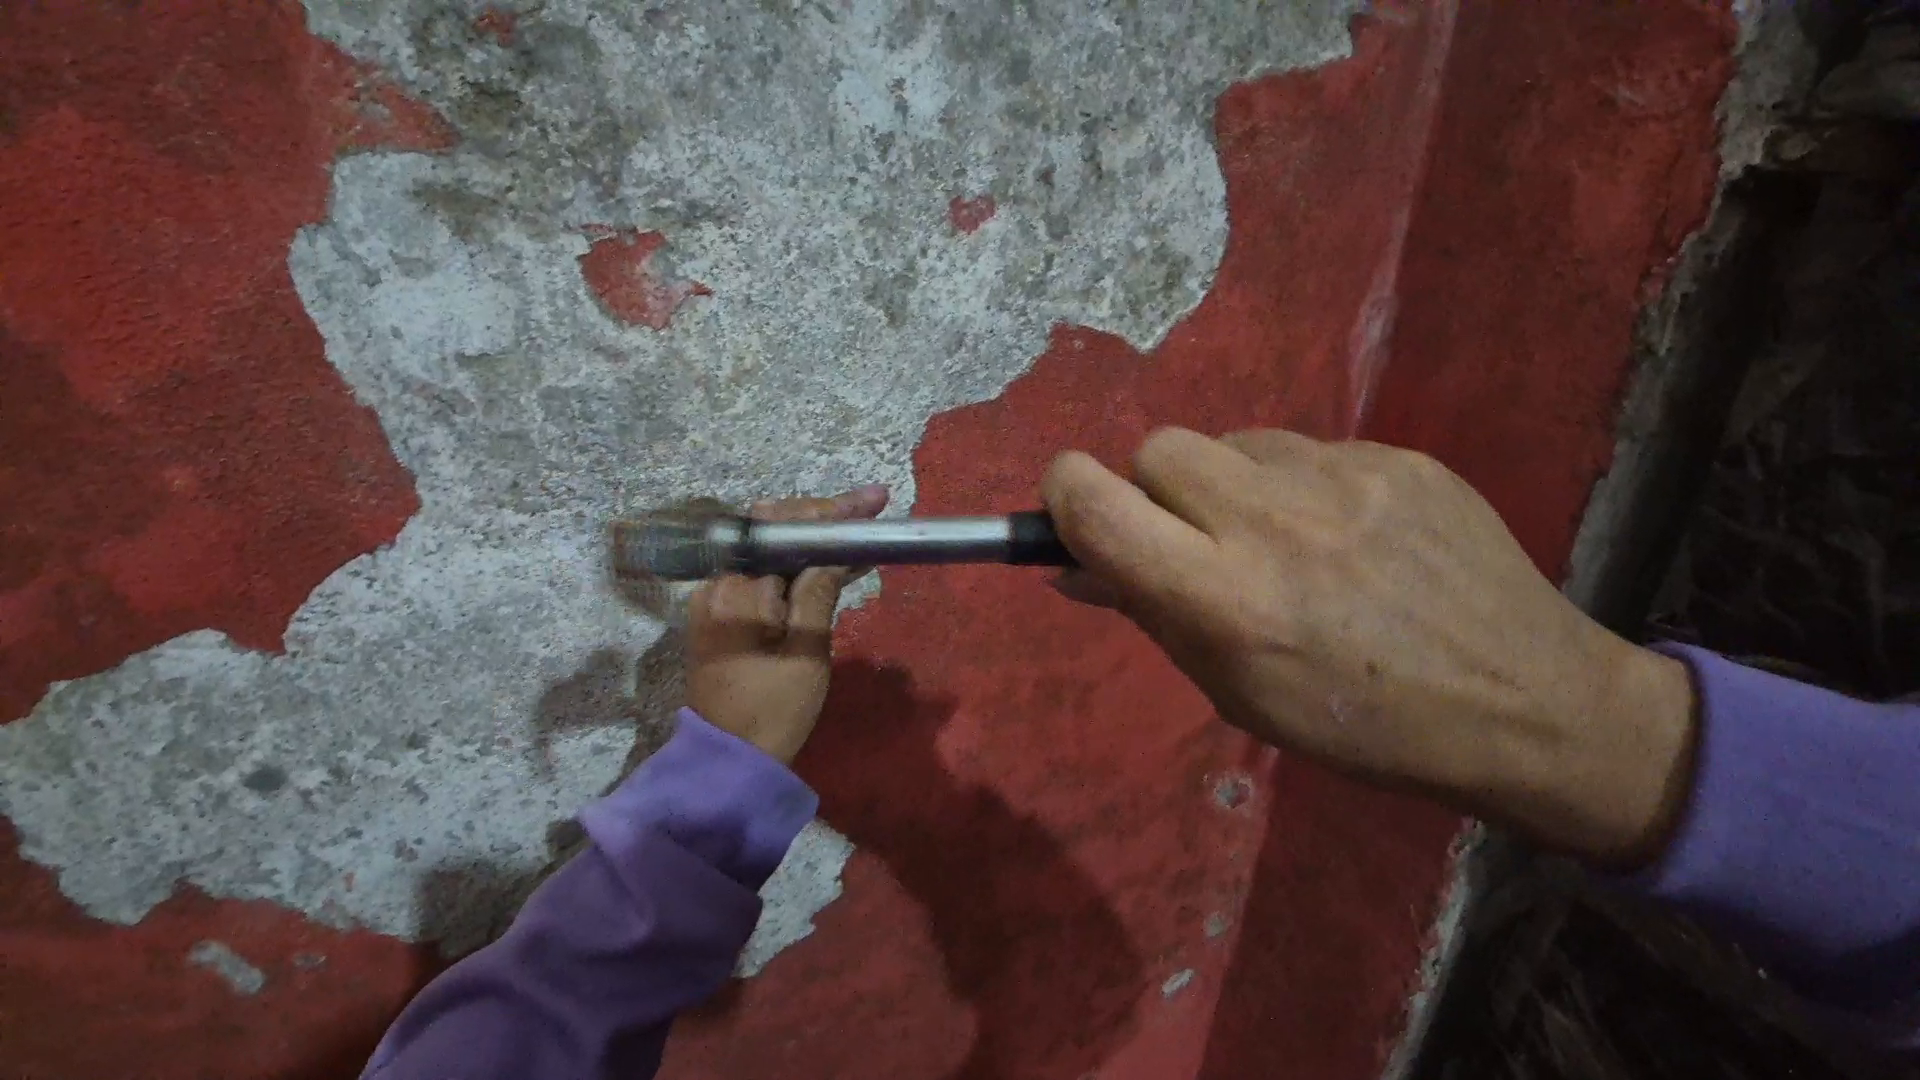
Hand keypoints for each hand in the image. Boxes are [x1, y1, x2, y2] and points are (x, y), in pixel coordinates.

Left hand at [684, 485, 889, 764]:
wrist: (730, 760)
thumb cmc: (773, 710)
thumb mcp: (806, 651)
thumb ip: (818, 592)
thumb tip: (834, 551)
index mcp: (734, 591)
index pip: (782, 528)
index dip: (829, 512)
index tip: (872, 503)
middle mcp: (716, 583)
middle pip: (771, 531)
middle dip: (823, 517)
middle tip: (870, 509)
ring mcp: (715, 597)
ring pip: (768, 549)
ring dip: (812, 538)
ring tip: (860, 530)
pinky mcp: (723, 613)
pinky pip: (761, 572)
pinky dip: (796, 563)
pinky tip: (831, 560)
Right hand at [1040, 427, 1696, 866]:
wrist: (1526, 702)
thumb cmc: (1358, 724)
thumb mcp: (1233, 691)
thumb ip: (1148, 613)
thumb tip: (1074, 565)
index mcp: (1220, 598)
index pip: (1093, 502)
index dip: (1063, 495)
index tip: (1076, 514)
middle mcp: (1270, 522)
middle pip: (1154, 448)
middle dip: (1152, 490)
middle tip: (1192, 538)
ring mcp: (1340, 476)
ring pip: (1227, 441)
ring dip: (1223, 483)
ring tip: (1277, 536)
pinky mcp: (1395, 454)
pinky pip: (1302, 447)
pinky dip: (1293, 483)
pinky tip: (1341, 530)